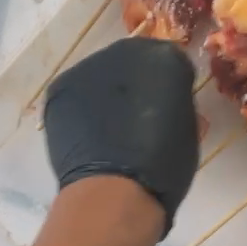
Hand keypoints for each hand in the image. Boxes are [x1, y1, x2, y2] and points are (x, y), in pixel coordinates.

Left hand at [45, 38, 199, 236]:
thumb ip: (178, 110)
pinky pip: (76, 96)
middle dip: (137, 89)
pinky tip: (88, 139)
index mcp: (166, 59)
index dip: (171, 91)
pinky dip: (82, 113)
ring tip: (109, 136)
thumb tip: (169, 108)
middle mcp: (124, 51)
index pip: (173, 65)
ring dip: (107, 99)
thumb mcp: (186, 137)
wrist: (114, 194)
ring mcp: (86, 68)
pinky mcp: (59, 89)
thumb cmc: (162, 171)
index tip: (170, 114)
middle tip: (138, 126)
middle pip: (133, 65)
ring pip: (102, 78)